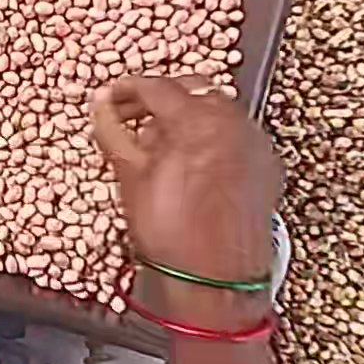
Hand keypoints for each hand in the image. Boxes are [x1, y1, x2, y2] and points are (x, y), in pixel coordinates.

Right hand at [90, 76, 282, 330]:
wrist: (215, 278)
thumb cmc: (170, 229)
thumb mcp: (128, 174)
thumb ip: (112, 130)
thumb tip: (101, 105)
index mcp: (198, 123)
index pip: (156, 86)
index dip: (125, 88)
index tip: (108, 97)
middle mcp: (234, 125)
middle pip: (190, 87)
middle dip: (154, 96)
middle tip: (125, 111)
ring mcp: (253, 144)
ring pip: (213, 106)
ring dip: (180, 112)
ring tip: (149, 136)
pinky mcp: (263, 164)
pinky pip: (230, 130)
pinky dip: (204, 131)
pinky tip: (181, 155)